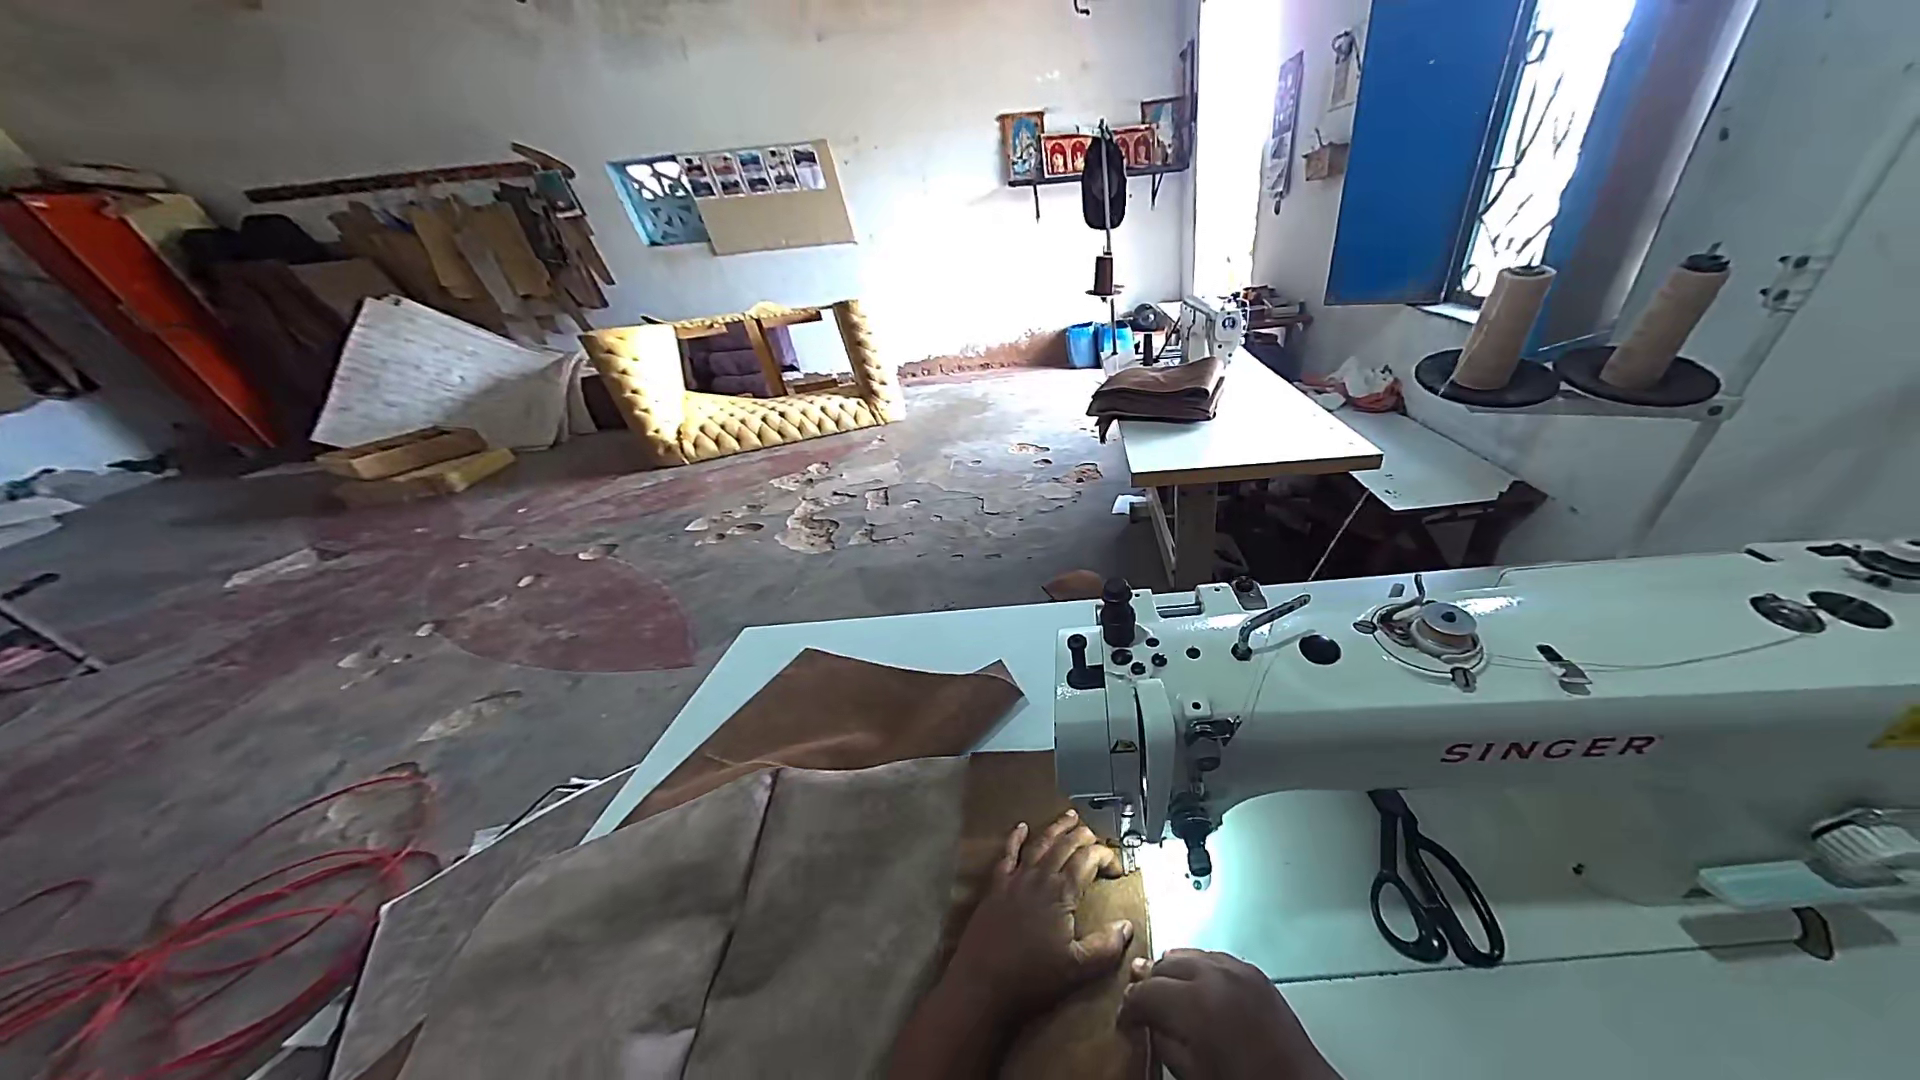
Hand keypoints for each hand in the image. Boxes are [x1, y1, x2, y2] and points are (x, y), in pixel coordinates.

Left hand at [944, 809, 1132, 1024]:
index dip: (1105, 857)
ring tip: (1069, 816)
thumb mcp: (1077, 969)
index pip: (1088, 860)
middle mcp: (1039, 877)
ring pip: (1040, 843)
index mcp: (1061, 892)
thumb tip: (1127, 926)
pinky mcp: (996, 885)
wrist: (983, 983)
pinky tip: (1021, 827)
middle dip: (1083, 836)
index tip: (1117, 868)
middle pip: (1065, 845)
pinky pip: (1008, 853)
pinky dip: (1016, 838)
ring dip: (1056, 828)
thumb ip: (1106, 946)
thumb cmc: (1032, 978)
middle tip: (1096, 834)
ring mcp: (1015, 878)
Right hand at [1118, 950, 1339, 1079]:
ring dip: (1174, 974)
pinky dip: (1200, 971)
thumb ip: (1163, 1040)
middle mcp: (1214, 975)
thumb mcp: (1192, 1074)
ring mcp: (1236, 969)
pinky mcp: (1254, 972)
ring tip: (1171, 998)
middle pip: (1163, 963)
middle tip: (1144, 1007)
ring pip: (1186, 954)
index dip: (1130, 1006)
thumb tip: (1148, 1020)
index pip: (1144, 990)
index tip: (1126, 1019)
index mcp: (1195, 1003)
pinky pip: (1213, 959)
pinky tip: (1200, 992)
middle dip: (1150, 985)